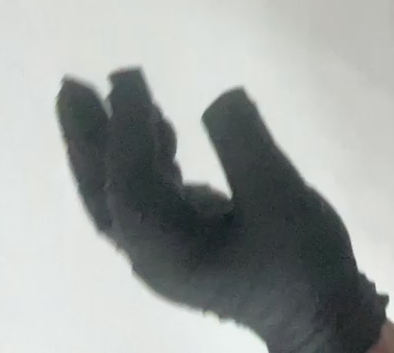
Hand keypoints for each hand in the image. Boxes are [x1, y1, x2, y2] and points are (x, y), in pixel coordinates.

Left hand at [56, 69, 387, 352]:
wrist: (322, 315)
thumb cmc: (299, 259)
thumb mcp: (279, 197)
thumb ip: (246, 146)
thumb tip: (220, 97)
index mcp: (162, 246)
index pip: (128, 179)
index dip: (124, 127)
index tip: (127, 78)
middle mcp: (151, 250)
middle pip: (104, 190)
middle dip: (85, 138)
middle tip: (71, 85)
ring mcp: (169, 247)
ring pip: (122, 191)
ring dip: (112, 144)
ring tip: (107, 97)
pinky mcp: (192, 239)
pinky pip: (152, 193)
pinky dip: (149, 156)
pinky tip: (162, 129)